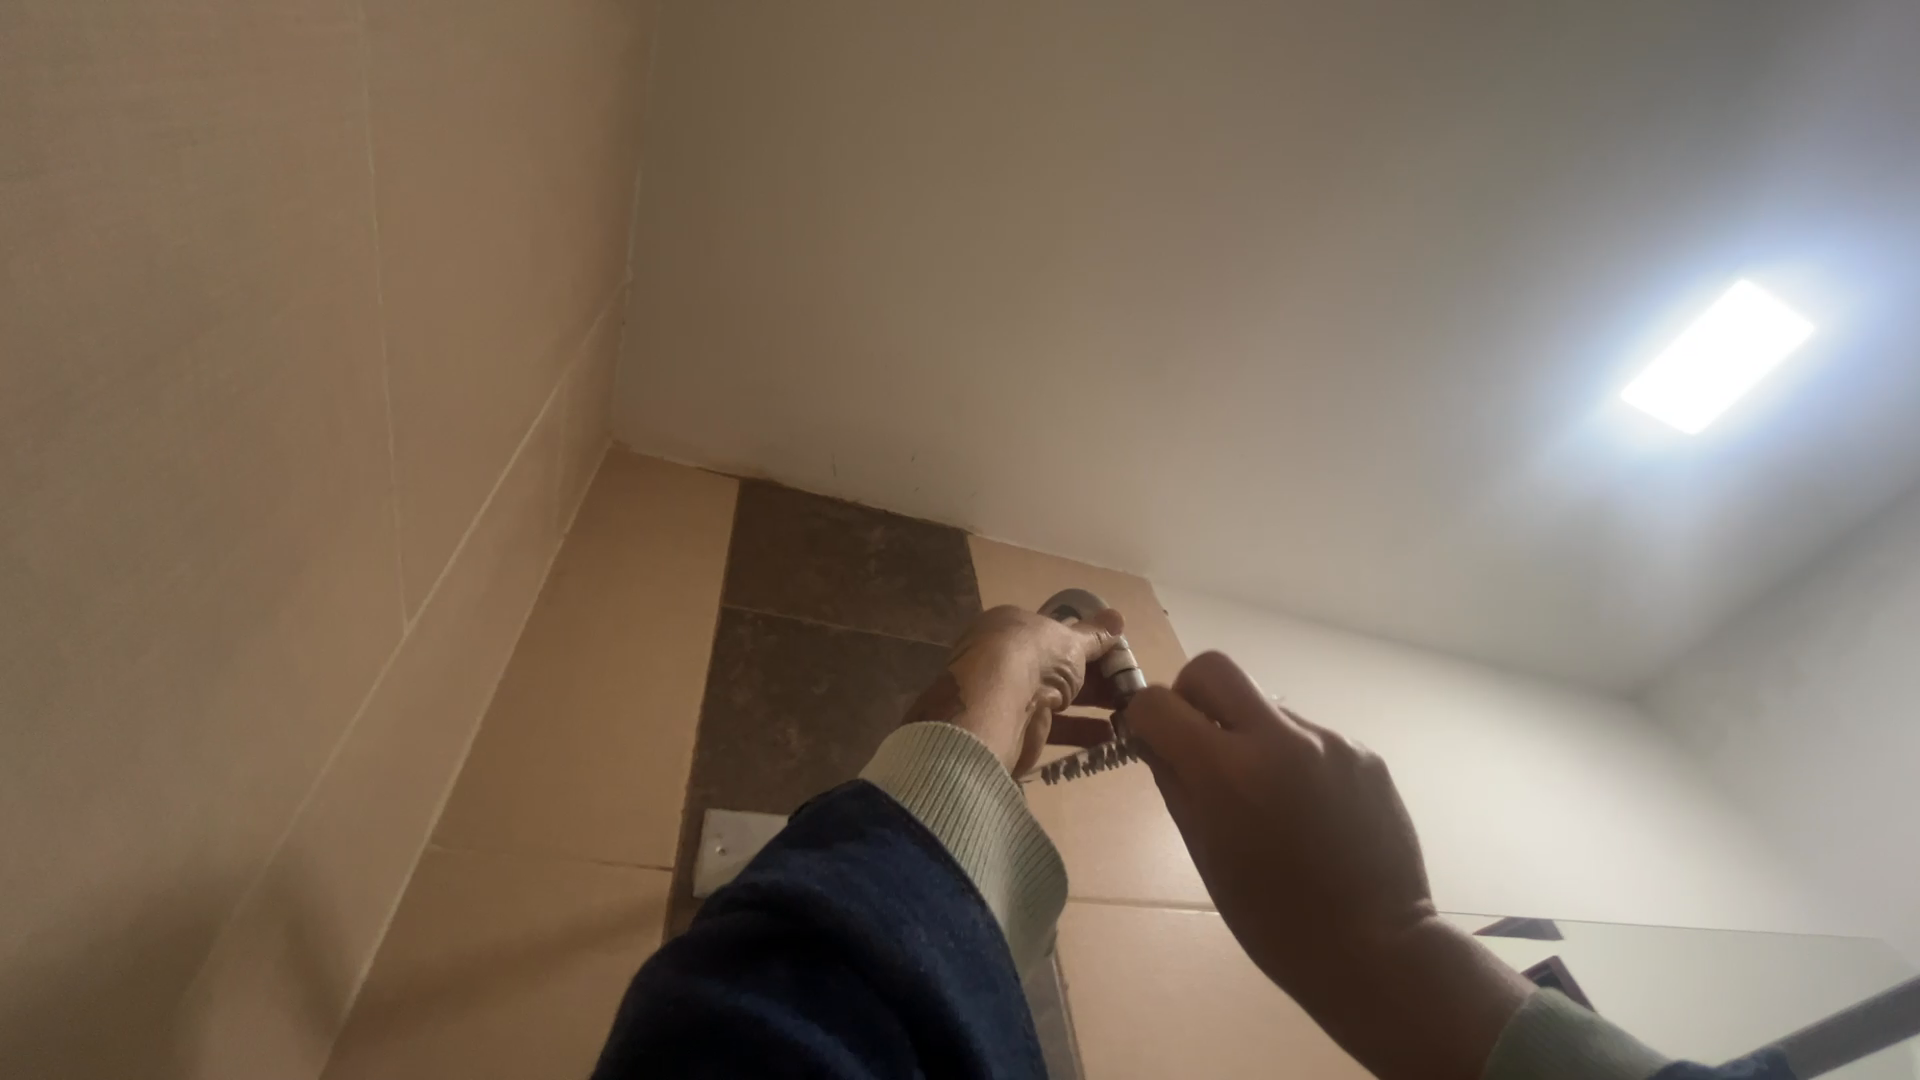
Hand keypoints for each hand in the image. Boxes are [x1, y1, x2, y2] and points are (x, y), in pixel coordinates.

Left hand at [902, 605, 1126, 775]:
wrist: (997, 703)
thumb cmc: (1034, 655)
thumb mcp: (1071, 640)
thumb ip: (1094, 635)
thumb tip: (1118, 617)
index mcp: (1012, 627)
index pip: (1050, 633)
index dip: (1081, 644)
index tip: (1112, 655)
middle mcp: (1006, 658)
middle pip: (1056, 667)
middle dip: (1092, 677)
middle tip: (1127, 685)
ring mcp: (1010, 694)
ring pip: (1057, 698)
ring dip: (1091, 704)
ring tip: (1128, 711)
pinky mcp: (1017, 728)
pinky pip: (1056, 728)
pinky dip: (1083, 731)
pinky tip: (1112, 736)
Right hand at [1127, 652, 1530, 1079]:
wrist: (1374, 949)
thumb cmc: (1269, 915)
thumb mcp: (1201, 848)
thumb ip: (1173, 778)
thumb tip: (1154, 737)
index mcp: (1226, 769)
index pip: (1158, 702)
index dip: (1145, 716)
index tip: (1152, 738)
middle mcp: (1278, 737)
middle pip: (1213, 667)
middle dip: (1192, 692)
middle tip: (1200, 738)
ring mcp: (1328, 739)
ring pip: (1265, 704)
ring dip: (1249, 731)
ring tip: (1267, 791)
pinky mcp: (1363, 752)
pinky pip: (1308, 733)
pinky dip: (1292, 755)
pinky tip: (1306, 805)